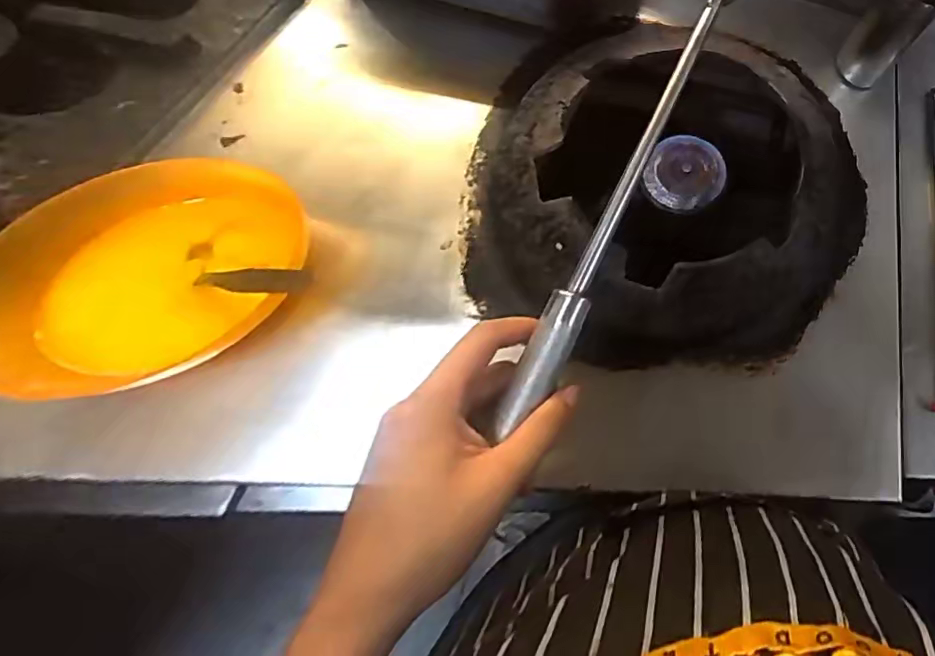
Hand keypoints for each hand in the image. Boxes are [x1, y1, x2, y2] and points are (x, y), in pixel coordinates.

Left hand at [289, 318, 577, 655]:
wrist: (361, 606)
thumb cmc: (432, 536)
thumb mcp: (500, 480)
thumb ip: (541, 429)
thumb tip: (573, 391)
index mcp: (430, 403)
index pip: (479, 339)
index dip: (520, 328)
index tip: (556, 334)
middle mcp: (412, 409)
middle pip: (477, 376)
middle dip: (520, 388)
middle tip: (553, 412)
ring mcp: (402, 435)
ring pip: (467, 406)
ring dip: (504, 419)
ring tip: (530, 455)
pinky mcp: (400, 459)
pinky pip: (451, 429)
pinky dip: (483, 437)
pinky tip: (501, 474)